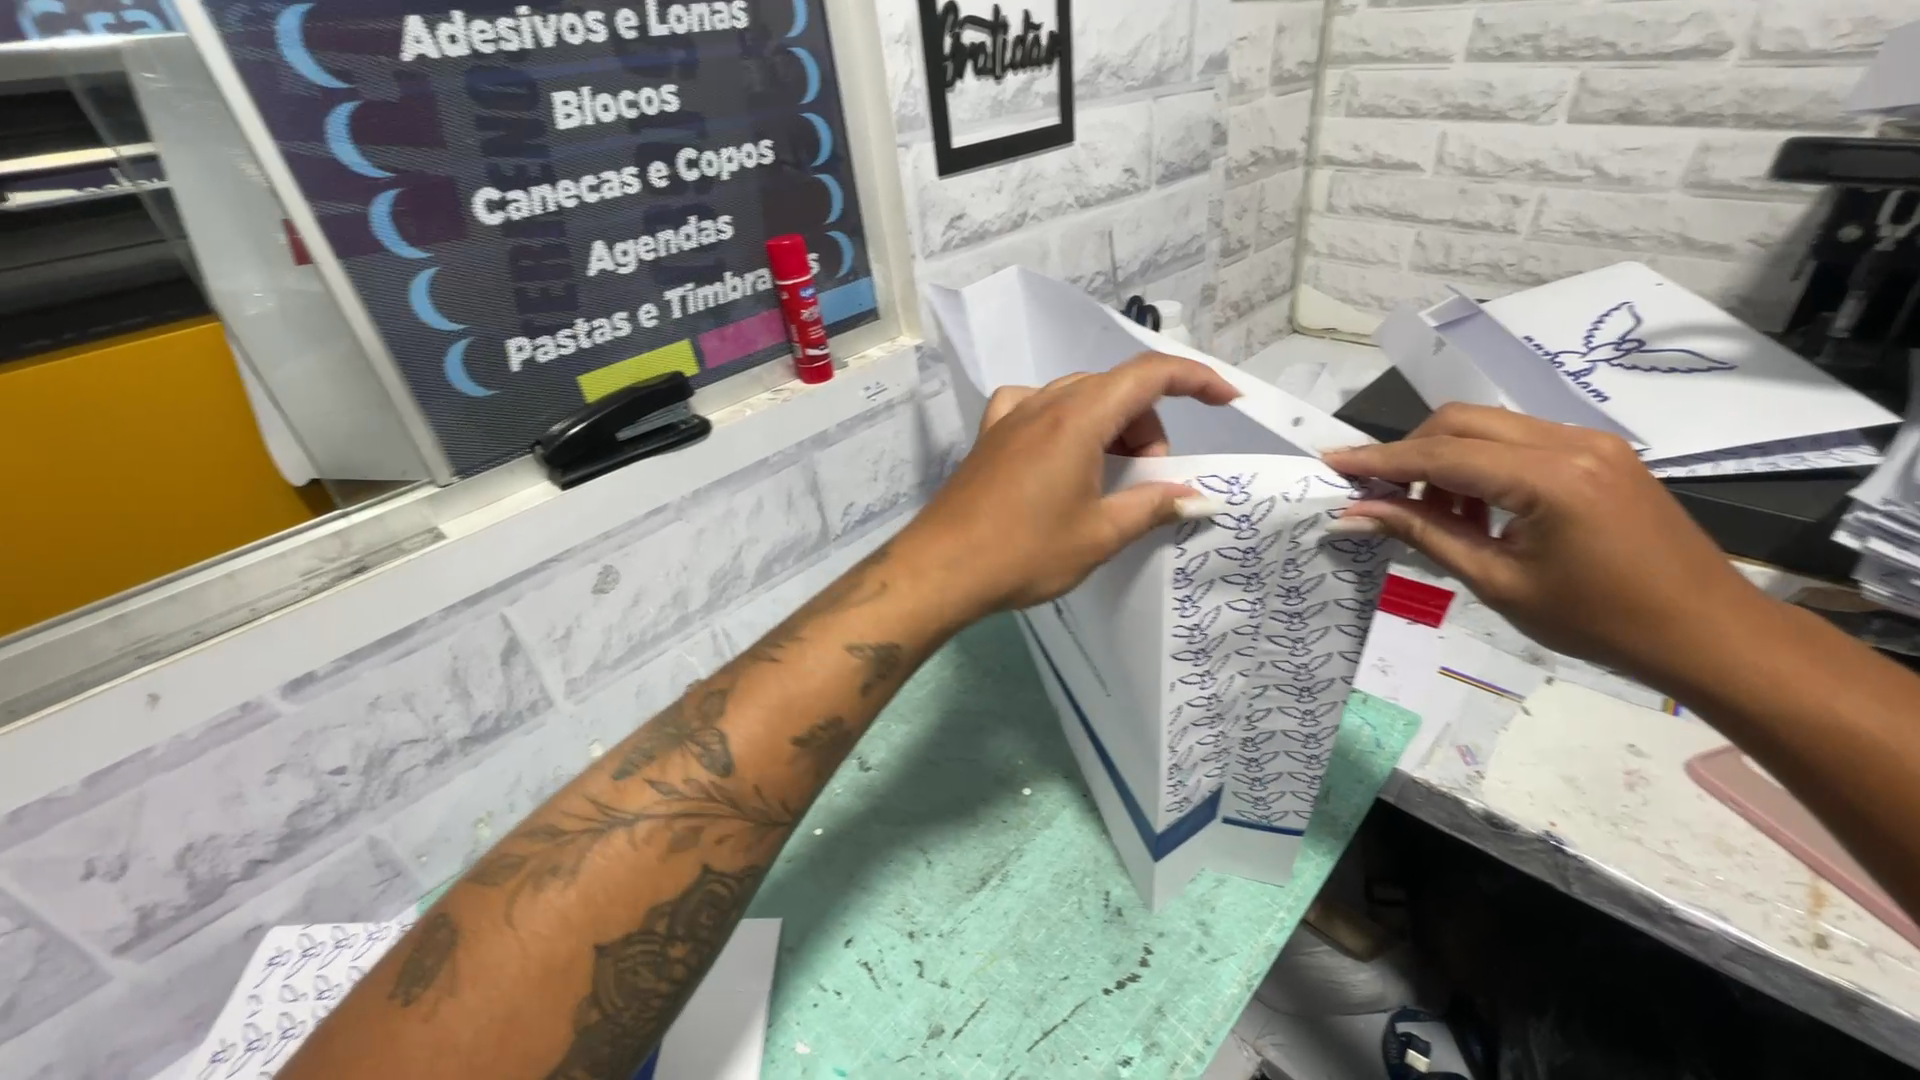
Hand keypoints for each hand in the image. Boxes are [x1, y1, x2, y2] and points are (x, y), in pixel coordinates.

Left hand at [898, 352, 1239, 617]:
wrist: (940, 570)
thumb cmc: (1024, 553)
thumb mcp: (1099, 535)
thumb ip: (1152, 507)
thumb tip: (1197, 497)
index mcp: (1078, 418)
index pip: (1150, 374)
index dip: (1196, 379)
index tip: (1226, 401)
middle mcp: (1045, 402)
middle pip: (1117, 389)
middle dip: (1148, 427)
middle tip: (1146, 483)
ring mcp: (1012, 415)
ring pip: (1080, 397)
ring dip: (1110, 426)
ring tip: (1108, 479)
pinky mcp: (991, 435)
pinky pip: (1037, 406)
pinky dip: (1065, 421)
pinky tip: (1060, 452)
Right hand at [1323, 404, 1769, 681]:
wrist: (1707, 631)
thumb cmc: (1600, 621)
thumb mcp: (1498, 582)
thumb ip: (1423, 536)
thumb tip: (1356, 513)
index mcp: (1549, 478)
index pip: (1441, 453)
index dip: (1379, 459)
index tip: (1330, 464)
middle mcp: (1571, 442)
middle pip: (1460, 420)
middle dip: (1410, 452)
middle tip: (1381, 497)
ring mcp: (1591, 441)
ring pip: (1488, 426)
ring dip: (1445, 460)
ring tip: (1436, 516)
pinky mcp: (1600, 452)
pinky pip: (1519, 441)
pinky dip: (1481, 465)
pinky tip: (1478, 511)